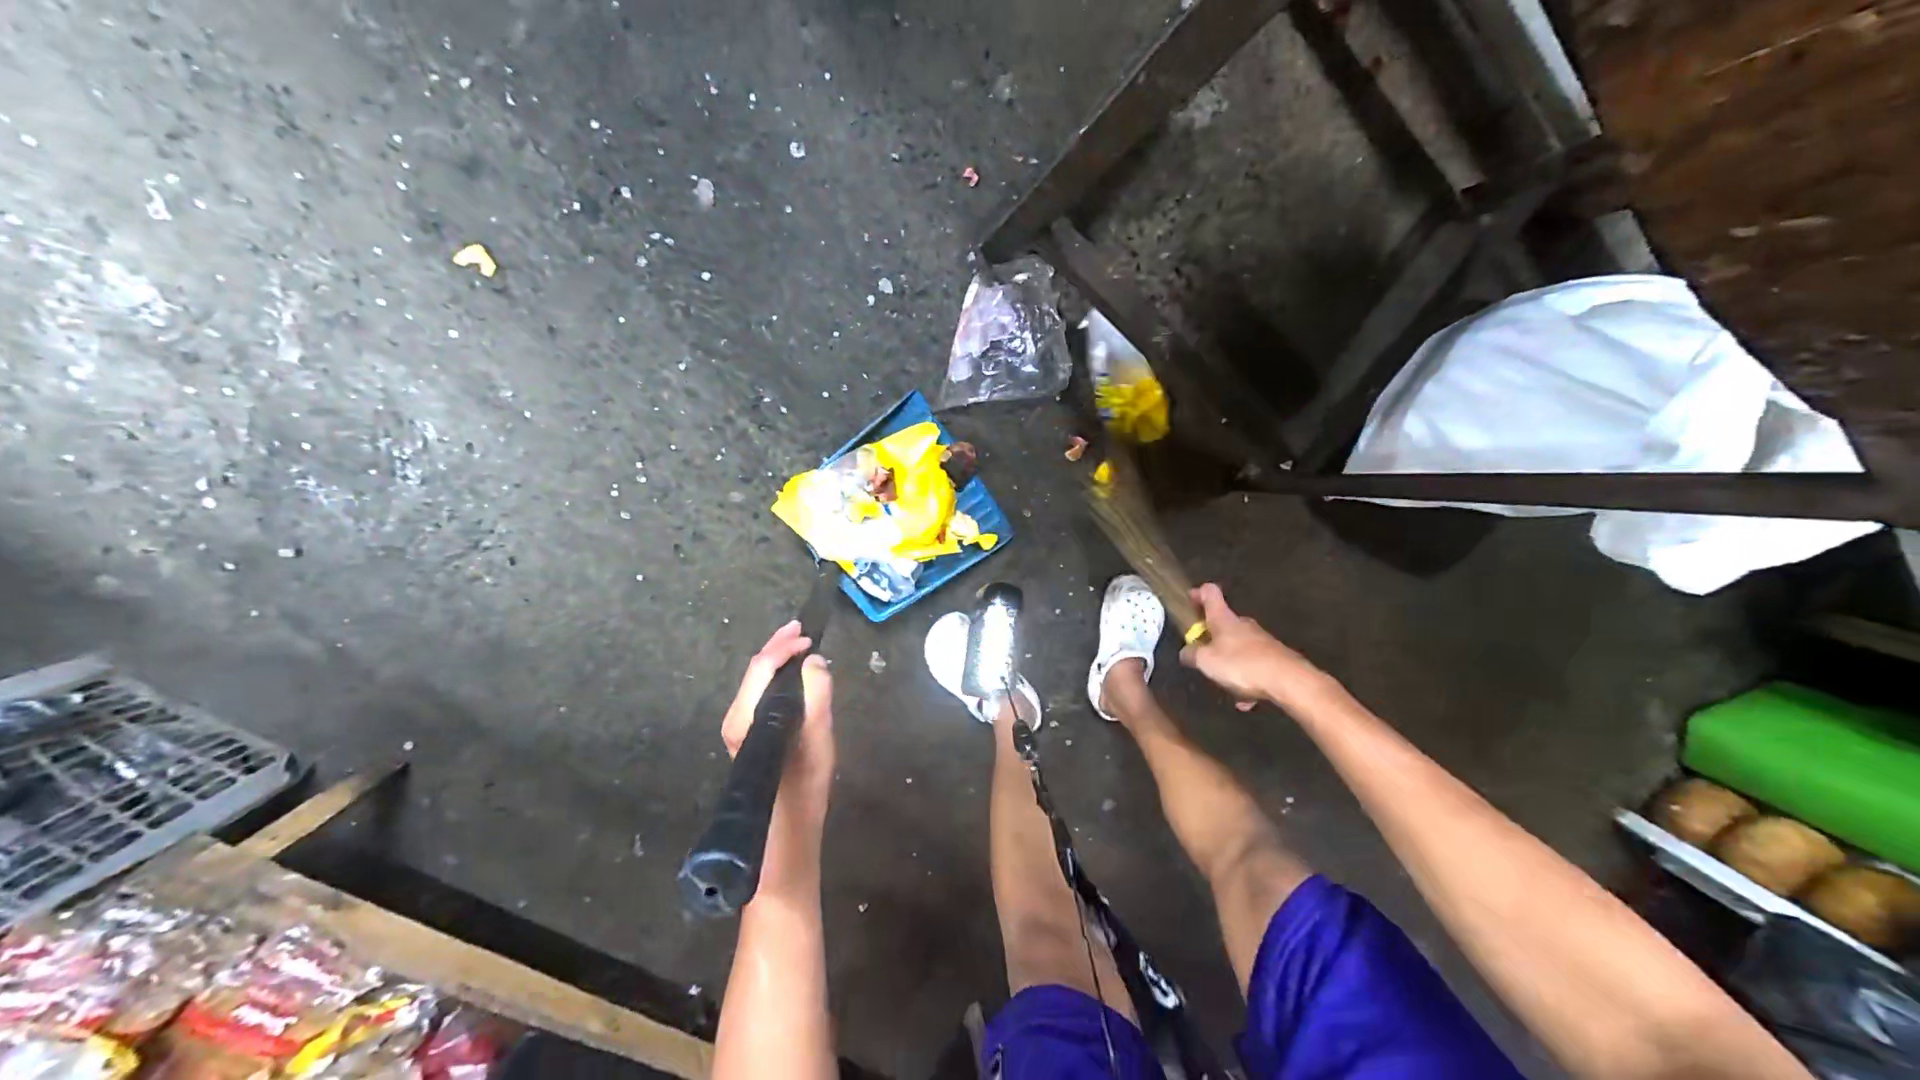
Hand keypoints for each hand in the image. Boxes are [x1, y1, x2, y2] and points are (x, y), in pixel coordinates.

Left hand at [722, 620, 835, 831]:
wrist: (787, 828)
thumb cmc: (804, 784)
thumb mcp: (819, 738)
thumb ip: (817, 695)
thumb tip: (814, 661)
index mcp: (746, 718)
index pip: (762, 668)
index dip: (784, 647)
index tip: (809, 637)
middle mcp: (737, 718)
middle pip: (756, 671)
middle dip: (777, 646)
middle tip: (801, 628)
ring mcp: (741, 727)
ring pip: (757, 682)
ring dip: (777, 659)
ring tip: (799, 644)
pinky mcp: (750, 734)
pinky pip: (761, 694)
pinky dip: (776, 676)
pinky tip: (793, 673)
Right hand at [1179, 583, 1318, 709]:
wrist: (1288, 680)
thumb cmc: (1241, 664)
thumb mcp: (1205, 661)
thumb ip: (1191, 655)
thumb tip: (1186, 652)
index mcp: (1224, 619)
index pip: (1209, 593)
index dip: (1197, 594)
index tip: (1188, 600)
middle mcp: (1243, 624)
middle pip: (1223, 622)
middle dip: (1211, 636)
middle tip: (1200, 653)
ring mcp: (1261, 640)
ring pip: (1238, 648)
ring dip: (1228, 662)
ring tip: (1224, 684)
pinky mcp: (1275, 657)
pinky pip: (1253, 666)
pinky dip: (1246, 679)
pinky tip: (1245, 700)